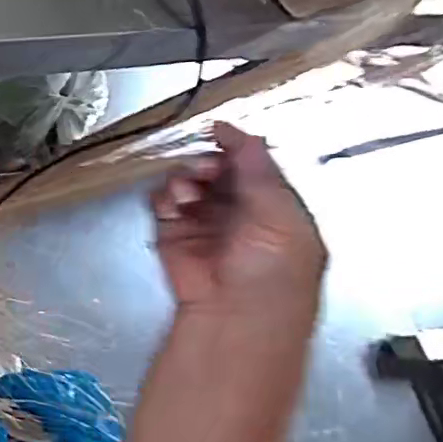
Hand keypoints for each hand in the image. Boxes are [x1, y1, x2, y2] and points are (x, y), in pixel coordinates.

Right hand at [151, 123, 325, 327]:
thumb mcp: (281, 219)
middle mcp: (239, 210)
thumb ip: (262, 177)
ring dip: (183, 181)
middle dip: (206, 164)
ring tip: (186, 193)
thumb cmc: (273, 272)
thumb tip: (246, 137)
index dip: (239, 146)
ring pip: (186, 183)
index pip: (256, 167)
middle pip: (217, 171)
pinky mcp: (170, 231)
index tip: (218, 129)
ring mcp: (203, 221)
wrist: (234, 312)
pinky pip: (161, 202)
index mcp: (277, 206)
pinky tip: (172, 204)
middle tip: (202, 169)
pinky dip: (163, 198)